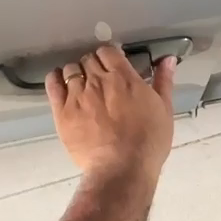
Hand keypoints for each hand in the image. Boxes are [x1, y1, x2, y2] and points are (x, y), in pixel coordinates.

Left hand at [45, 44, 176, 180]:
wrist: (122, 169)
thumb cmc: (149, 142)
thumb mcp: (164, 110)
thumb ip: (163, 82)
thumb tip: (168, 59)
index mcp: (124, 78)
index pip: (108, 51)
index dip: (110, 56)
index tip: (114, 66)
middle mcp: (98, 81)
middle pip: (89, 59)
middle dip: (94, 65)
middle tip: (100, 80)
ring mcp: (77, 95)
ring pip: (70, 69)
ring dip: (77, 73)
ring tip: (82, 86)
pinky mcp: (62, 112)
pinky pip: (52, 84)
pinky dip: (56, 79)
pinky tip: (61, 85)